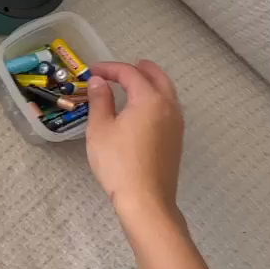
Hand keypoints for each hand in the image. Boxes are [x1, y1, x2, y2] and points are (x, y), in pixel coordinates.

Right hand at [85, 61, 184, 218]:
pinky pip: (169, 107)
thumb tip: (99, 82)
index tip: (92, 71)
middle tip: (123, 67)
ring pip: (168, 92)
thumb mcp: (100, 129)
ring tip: (135, 83)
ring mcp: (176, 124)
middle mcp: (169, 107)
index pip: (130, 73)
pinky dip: (157, 98)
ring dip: (152, 82)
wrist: (146, 200)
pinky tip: (144, 108)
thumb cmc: (118, 163)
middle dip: (140, 69)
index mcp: (150, 100)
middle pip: (158, 77)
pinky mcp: (176, 140)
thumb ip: (100, 100)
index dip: (110, 68)